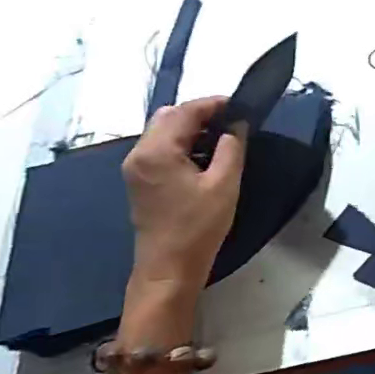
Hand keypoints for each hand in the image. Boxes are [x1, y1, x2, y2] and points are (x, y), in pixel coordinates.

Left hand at [122, 96, 246, 293]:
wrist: (168, 269)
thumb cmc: (198, 228)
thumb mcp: (224, 186)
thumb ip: (231, 149)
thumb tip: (236, 125)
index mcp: (157, 151)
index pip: (185, 112)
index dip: (213, 104)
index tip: (239, 106)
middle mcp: (139, 153)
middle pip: (168, 117)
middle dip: (200, 115)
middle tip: (231, 122)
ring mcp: (135, 168)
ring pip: (162, 132)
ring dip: (190, 129)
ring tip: (221, 139)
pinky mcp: (139, 181)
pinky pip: (159, 150)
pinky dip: (181, 145)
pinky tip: (203, 158)